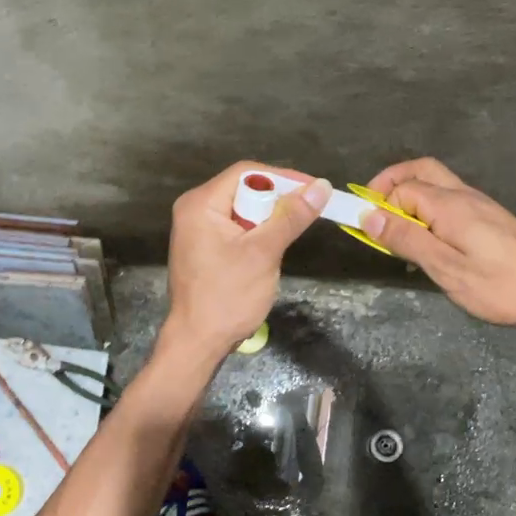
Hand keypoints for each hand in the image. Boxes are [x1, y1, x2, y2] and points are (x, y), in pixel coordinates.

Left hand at [163, 161, 329, 352]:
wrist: (198, 342)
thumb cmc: (227, 297)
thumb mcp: (263, 253)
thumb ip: (291, 217)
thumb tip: (320, 187)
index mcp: (200, 204)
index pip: (247, 173)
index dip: (283, 178)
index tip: (315, 189)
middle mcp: (194, 211)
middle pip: (244, 189)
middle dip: (277, 200)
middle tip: (309, 211)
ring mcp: (198, 232)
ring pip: (242, 211)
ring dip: (269, 219)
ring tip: (296, 229)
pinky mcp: (205, 250)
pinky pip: (236, 230)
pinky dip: (257, 234)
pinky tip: (275, 247)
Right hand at [362, 158, 515, 343]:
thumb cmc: (500, 286)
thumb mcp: (446, 268)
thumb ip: (406, 239)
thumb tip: (368, 215)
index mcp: (451, 204)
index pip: (401, 188)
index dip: (377, 203)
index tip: (360, 229)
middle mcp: (466, 197)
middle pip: (422, 172)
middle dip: (391, 185)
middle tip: (372, 214)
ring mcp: (482, 208)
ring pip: (437, 187)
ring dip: (410, 201)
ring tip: (397, 236)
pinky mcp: (493, 223)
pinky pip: (451, 205)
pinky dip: (429, 214)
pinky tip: (429, 246)